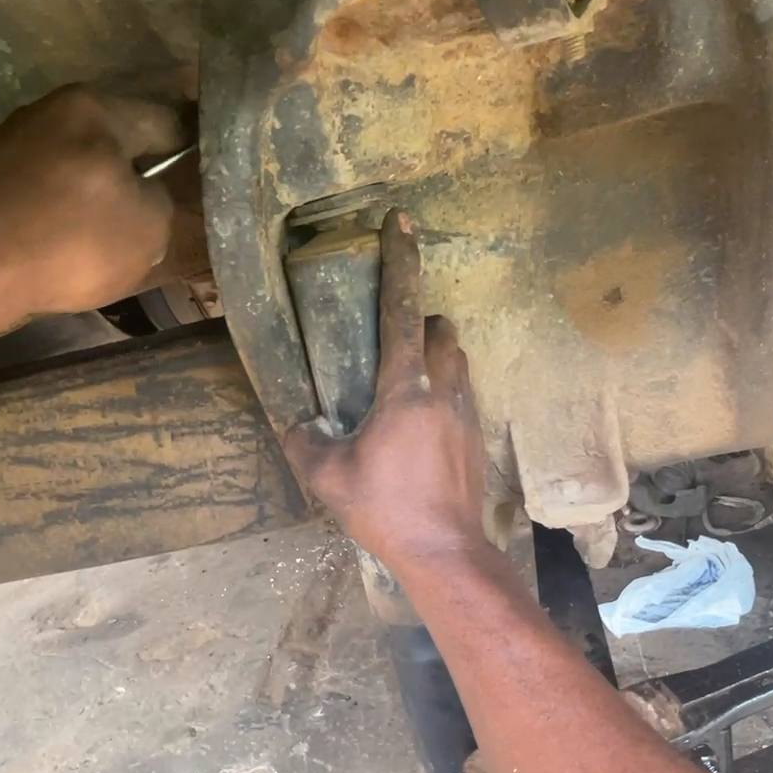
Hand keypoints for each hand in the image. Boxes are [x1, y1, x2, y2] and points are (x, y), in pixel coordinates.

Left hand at [0, 85, 181, 319]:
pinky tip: (78, 242)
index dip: (200, 149)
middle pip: (121, 141)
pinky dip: (72, 210)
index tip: (217, 178)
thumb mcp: (149, 231)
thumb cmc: (71, 242)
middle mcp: (52, 111)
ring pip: (84, 165)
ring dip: (108, 194)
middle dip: (150, 174)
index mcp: (97, 109)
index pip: (169, 118)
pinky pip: (51, 189)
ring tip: (129, 233)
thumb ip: (169, 206)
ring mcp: (14, 143)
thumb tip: (159, 199)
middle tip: (177, 211)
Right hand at [282, 211, 490, 571]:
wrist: (443, 549)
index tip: (401, 223)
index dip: (401, 263)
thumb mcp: (328, 476)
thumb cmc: (384, 508)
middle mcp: (444, 390)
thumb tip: (294, 422)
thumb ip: (304, 441)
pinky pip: (465, 393)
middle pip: (441, 330)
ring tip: (409, 379)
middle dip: (420, 321)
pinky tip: (426, 421)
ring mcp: (467, 413)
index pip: (402, 311)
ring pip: (459, 360)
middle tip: (393, 340)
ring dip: (438, 354)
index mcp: (406, 388)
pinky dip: (448, 388)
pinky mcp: (478, 437)